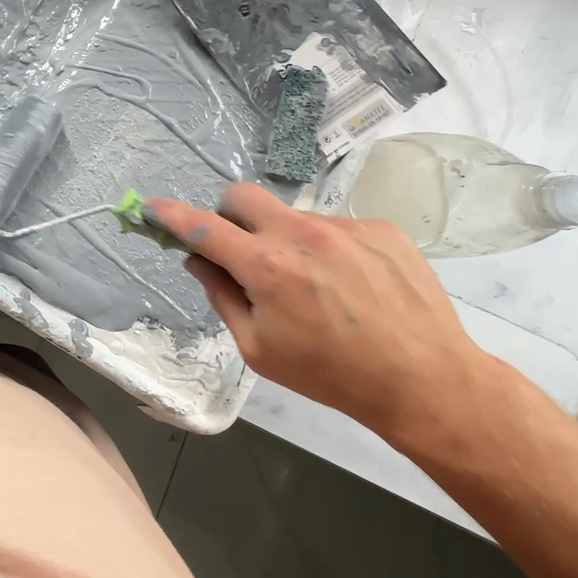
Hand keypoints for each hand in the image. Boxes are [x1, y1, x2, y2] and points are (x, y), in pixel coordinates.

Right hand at [149, 184, 490, 439]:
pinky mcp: (382, 229)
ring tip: (316, 286)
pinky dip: (327, 249)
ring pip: (292, 216)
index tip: (150, 208)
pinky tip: (351, 286)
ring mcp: (346, 228)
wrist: (427, 381)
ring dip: (284, 240)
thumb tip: (199, 261)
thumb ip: (221, 297)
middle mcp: (301, 235)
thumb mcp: (258, 348)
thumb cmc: (331, 375)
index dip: (170, 215)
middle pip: (242, 195)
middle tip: (241, 251)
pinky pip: (335, 227)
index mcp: (265, 267)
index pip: (202, 227)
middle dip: (229, 216)